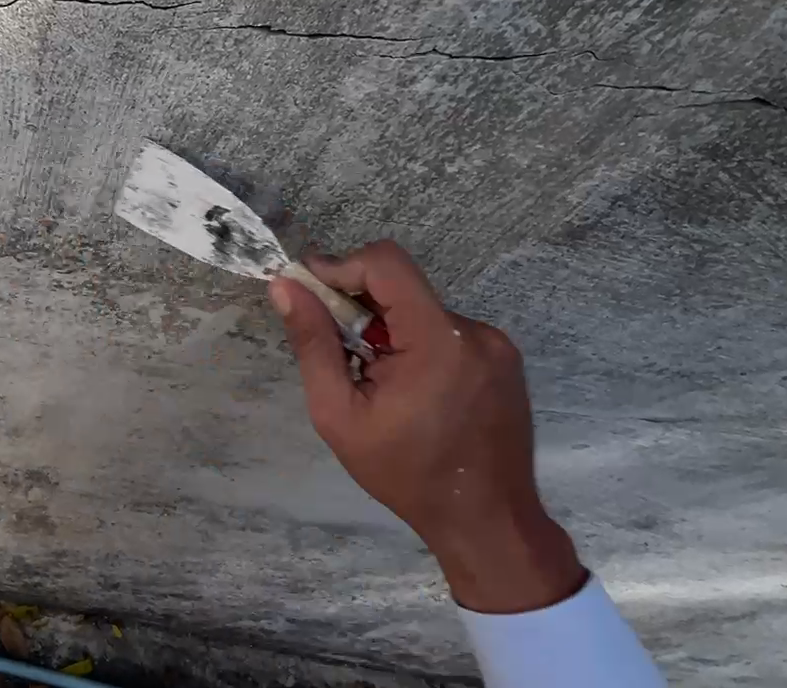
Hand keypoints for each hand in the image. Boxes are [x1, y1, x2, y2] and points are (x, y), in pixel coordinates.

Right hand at [270, 240, 586, 613]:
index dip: (339, 265)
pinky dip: (410, 340)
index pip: (385, 263)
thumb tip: (284, 285)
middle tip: (332, 343)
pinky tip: (403, 384)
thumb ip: (312, 342)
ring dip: (383, 325)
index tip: (307, 290)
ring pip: (417, 306)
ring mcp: (495, 344)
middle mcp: (474, 331)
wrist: (487, 523)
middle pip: (399, 284)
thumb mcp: (337, 412)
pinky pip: (441, 327)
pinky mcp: (502, 358)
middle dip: (355, 303)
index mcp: (438, 340)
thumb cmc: (404, 472)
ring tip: (370, 374)